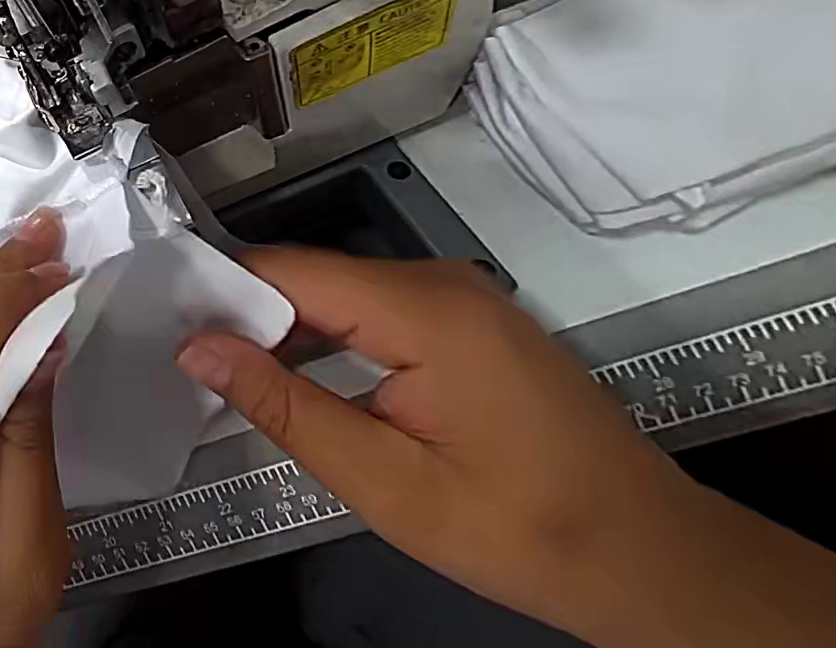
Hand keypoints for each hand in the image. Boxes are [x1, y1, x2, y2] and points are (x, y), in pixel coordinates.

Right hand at [175, 249, 835, 645]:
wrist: (658, 564)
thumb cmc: (522, 529)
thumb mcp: (384, 481)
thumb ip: (282, 404)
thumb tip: (197, 347)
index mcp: (424, 309)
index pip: (290, 270)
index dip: (225, 292)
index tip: (177, 328)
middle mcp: (437, 279)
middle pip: (310, 273)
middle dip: (250, 312)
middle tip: (201, 358)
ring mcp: (454, 291)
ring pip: (334, 287)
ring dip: (284, 324)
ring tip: (239, 368)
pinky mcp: (459, 312)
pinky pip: (366, 302)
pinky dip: (324, 330)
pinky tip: (303, 369)